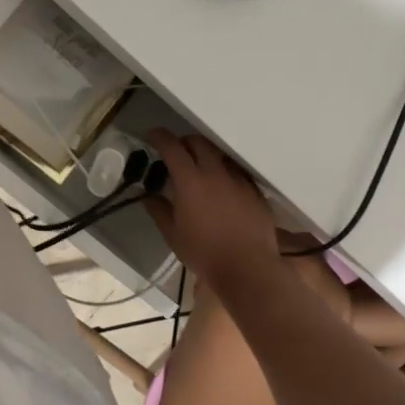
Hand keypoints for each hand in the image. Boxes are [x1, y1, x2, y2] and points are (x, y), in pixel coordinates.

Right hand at [142, 130, 281, 294]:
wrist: (248, 269)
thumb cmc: (204, 253)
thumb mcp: (173, 235)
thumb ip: (159, 210)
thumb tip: (149, 196)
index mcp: (190, 181)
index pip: (172, 147)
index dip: (160, 137)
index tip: (153, 135)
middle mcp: (215, 173)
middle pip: (199, 143)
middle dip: (185, 142)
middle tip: (177, 152)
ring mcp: (239, 180)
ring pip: (220, 155)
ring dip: (207, 155)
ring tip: (201, 167)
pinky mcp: (256, 192)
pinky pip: (238, 172)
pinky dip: (226, 171)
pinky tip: (224, 186)